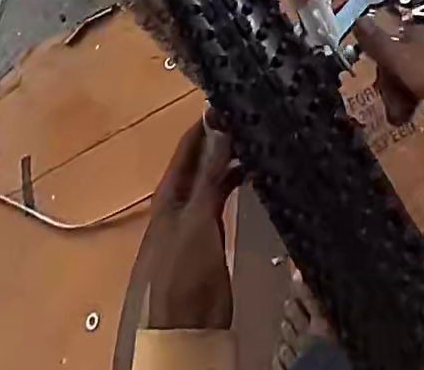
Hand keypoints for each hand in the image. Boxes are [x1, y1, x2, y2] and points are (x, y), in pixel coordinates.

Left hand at [143, 120, 241, 329]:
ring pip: (213, 177)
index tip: (227, 101)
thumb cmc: (185, 266)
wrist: (189, 323)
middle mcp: (181, 197)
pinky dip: (234, 181)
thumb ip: (211, 174)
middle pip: (201, 160)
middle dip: (219, 138)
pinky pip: (222, 196)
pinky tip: (252, 173)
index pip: (187, 146)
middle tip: (247, 117)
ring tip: (254, 139)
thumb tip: (218, 125)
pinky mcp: (213, 231)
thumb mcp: (198, 216)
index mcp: (169, 190)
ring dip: (228, 159)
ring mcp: (197, 214)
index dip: (204, 123)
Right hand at [354, 19, 423, 132]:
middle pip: (401, 63)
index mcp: (413, 35)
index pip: (385, 50)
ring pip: (420, 75)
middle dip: (395, 90)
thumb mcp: (403, 61)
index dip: (381, 74)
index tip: (384, 98)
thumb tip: (356, 19)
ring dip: (411, 96)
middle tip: (399, 117)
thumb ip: (378, 44)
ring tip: (413, 118)